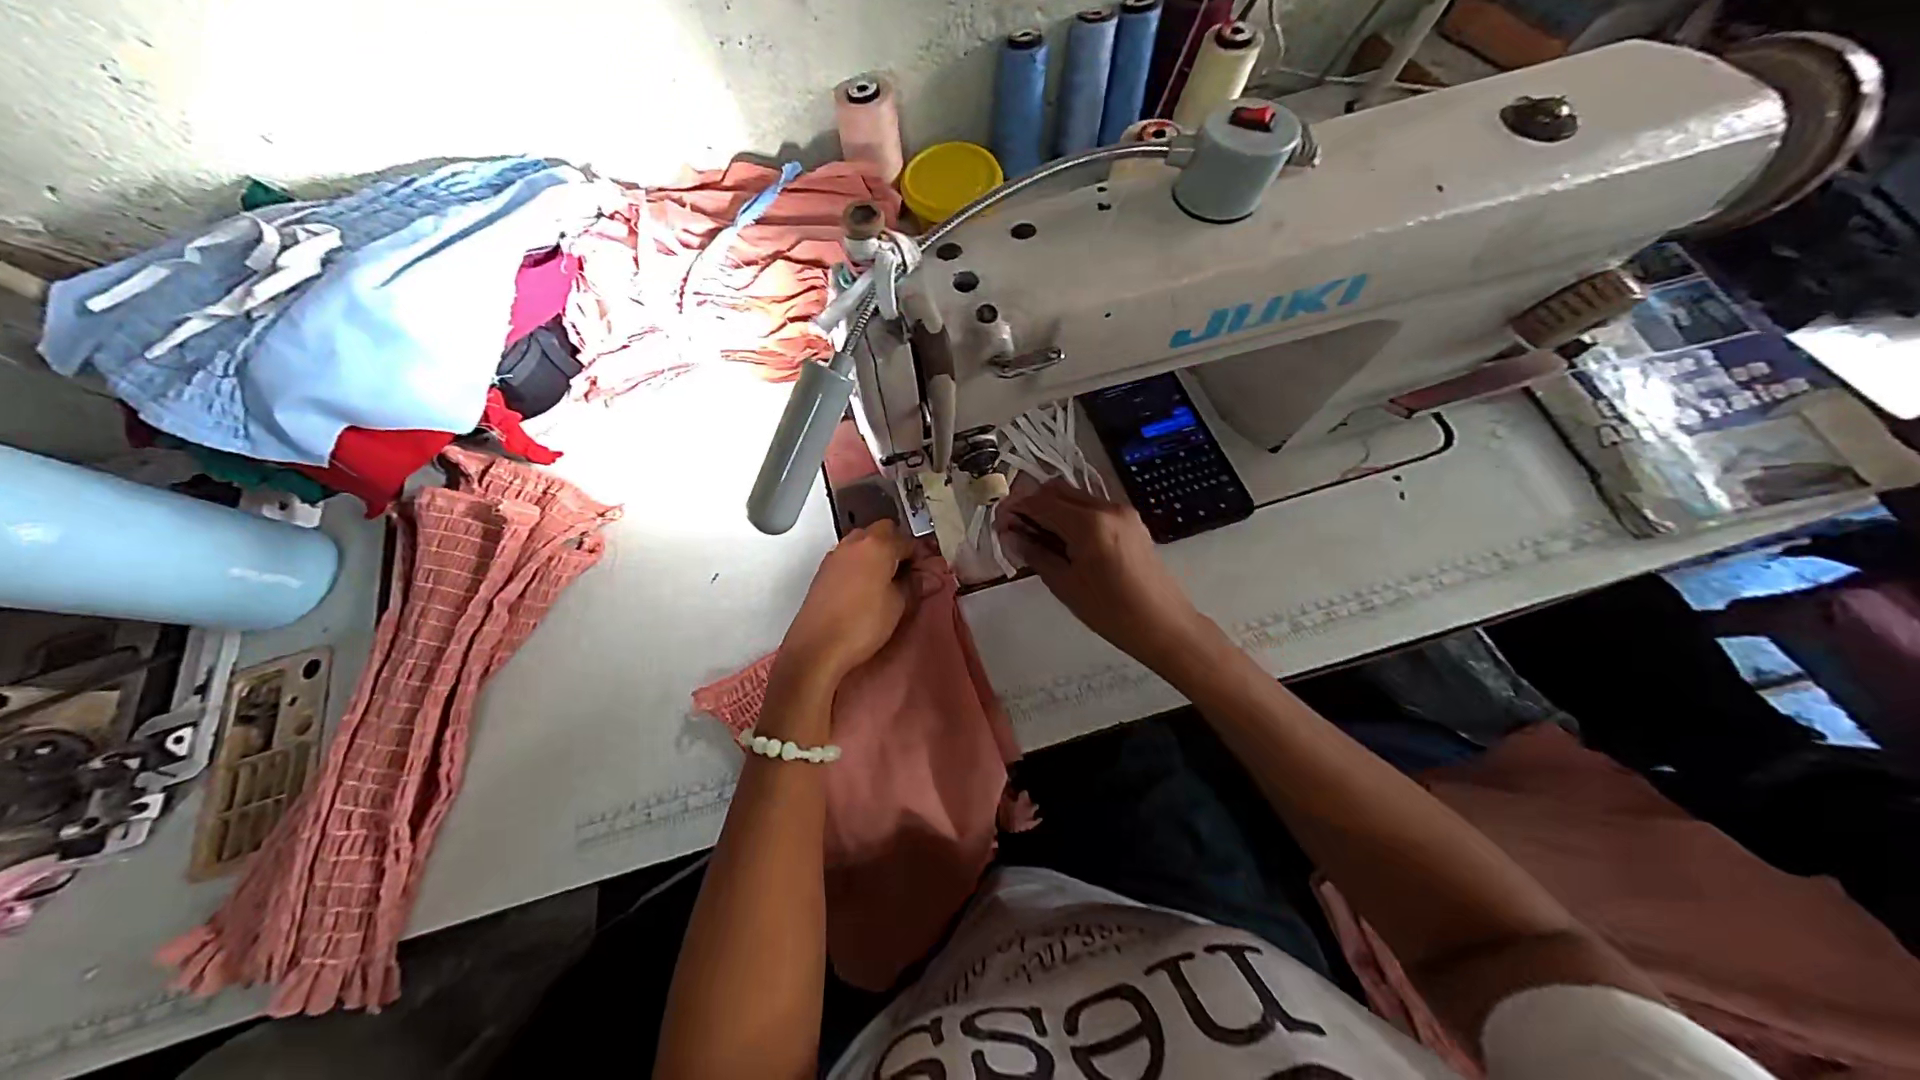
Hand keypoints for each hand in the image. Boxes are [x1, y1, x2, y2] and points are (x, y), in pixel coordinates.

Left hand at [777, 518, 915, 687]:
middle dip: (897, 546)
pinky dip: (860, 565)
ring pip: (862, 543)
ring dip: (876, 554)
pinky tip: (866, 589)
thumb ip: (914, 585)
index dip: (920, 554)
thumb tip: (926, 578)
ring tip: (887, 581)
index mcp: (877, 545)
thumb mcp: (898, 605)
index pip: (907, 539)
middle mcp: (854, 544)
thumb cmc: (860, 625)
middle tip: (908, 571)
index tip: (926, 570)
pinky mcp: (823, 572)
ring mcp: (835, 556)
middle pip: (882, 532)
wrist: (817, 647)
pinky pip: (848, 558)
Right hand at [995, 481, 1226, 674]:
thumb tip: (1011, 537)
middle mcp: (1106, 507)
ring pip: (1075, 496)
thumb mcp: (1065, 585)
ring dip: (1051, 508)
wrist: (1164, 625)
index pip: (1040, 502)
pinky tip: (1063, 540)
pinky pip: (1092, 507)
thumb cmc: (1111, 612)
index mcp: (1089, 523)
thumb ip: (1036, 554)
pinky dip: (1072, 515)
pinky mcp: (1131, 521)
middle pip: (1057, 490)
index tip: (999, 525)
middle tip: (1015, 530)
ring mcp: (1122, 512)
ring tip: (1037, 537)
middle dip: (1031, 504)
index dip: (1014, 510)